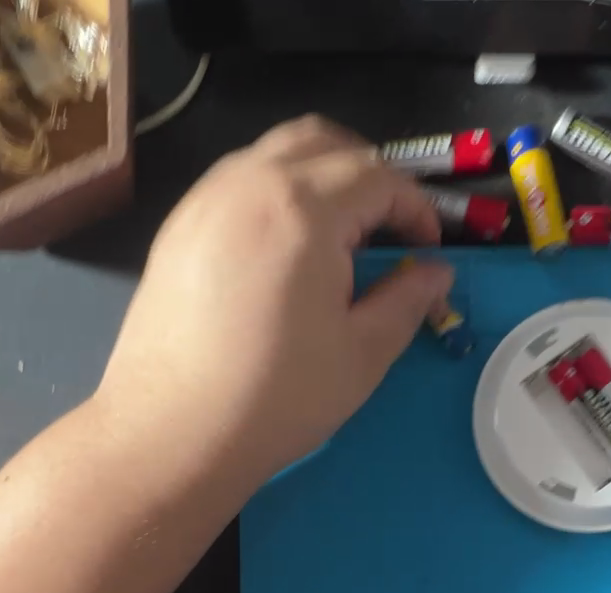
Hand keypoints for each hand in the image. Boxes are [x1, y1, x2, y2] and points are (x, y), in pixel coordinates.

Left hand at [96, 116, 453, 481]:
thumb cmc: (279, 397)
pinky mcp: (178, 229)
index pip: (377, 176)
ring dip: (320, 180)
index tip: (429, 251)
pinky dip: (277, 197)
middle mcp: (249, 183)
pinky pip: (238, 184)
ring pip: (275, 155)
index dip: (416, 209)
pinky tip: (285, 257)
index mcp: (303, 209)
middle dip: (369, 175)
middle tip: (388, 231)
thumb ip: (407, 300)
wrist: (174, 433)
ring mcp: (204, 201)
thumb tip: (436, 272)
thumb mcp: (363, 354)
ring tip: (338, 242)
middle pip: (323, 142)